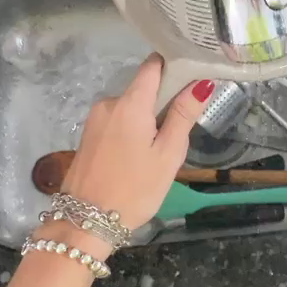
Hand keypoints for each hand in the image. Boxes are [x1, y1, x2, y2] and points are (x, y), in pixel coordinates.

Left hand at [50, 55, 213, 252]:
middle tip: (182, 128)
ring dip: (147, 119)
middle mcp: (109, 102)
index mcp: (131, 103)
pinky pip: (118, 121)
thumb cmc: (135, 189)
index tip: (195, 75)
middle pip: (143, 88)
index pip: (153, 65)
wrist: (85, 221)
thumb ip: (183, 115)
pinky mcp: (89, 134)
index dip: (175, 65)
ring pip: (131, 107)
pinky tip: (138, 155)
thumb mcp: (167, 154)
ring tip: (160, 149)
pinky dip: (132, 129)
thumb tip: (202, 82)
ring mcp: (95, 118)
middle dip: (164, 101)